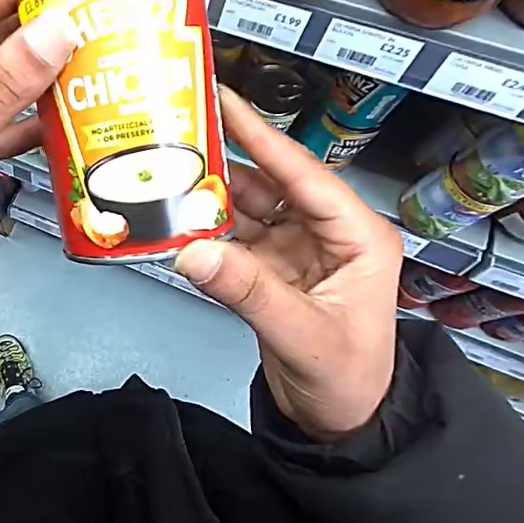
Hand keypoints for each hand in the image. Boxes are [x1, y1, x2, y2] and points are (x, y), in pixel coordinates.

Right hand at [174, 91, 403, 441]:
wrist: (338, 423)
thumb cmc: (346, 380)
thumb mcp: (302, 335)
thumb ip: (248, 291)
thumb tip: (190, 252)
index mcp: (356, 235)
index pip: (303, 173)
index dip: (260, 134)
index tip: (223, 100)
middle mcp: (326, 231)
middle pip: (270, 182)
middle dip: (227, 158)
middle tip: (181, 130)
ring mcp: (296, 248)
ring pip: (248, 207)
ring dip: (210, 195)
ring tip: (167, 171)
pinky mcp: (272, 267)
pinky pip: (234, 237)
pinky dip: (206, 230)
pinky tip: (177, 220)